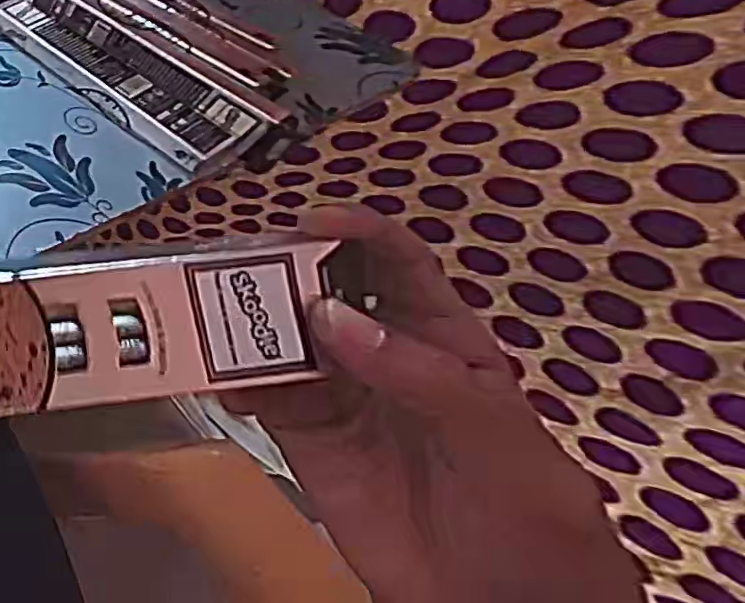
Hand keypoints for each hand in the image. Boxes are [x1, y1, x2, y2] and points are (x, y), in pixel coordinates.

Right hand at [223, 205, 640, 602]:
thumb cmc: (540, 532)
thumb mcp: (506, 446)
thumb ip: (424, 375)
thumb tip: (332, 315)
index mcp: (437, 338)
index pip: (393, 262)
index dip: (354, 230)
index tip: (311, 221)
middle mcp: (373, 349)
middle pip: (313, 284)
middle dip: (273, 268)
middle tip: (238, 268)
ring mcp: (330, 383)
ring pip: (271, 328)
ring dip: (238, 318)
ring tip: (213, 319)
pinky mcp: (296, 421)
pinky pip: (248, 382)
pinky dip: (224, 373)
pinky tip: (222, 380)